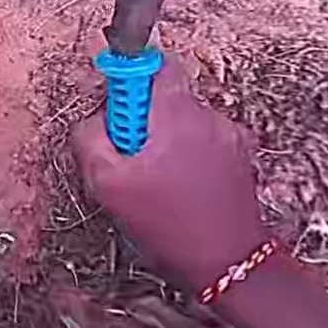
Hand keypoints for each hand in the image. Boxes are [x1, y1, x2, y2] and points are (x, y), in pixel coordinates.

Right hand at [71, 62, 267, 292]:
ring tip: (152, 174)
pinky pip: (199, 136)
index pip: (154, 64)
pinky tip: (174, 182)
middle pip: (164, 93)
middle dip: (140, 115)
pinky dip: (183, 150)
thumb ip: (89, 136)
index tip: (116, 104)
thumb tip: (94, 118)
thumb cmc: (165, 221)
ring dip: (162, 135)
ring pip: (181, 117)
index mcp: (175, 114)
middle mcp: (207, 116)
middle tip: (127, 150)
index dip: (129, 78)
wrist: (227, 262)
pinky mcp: (238, 154)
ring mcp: (228, 135)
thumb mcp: (105, 181)